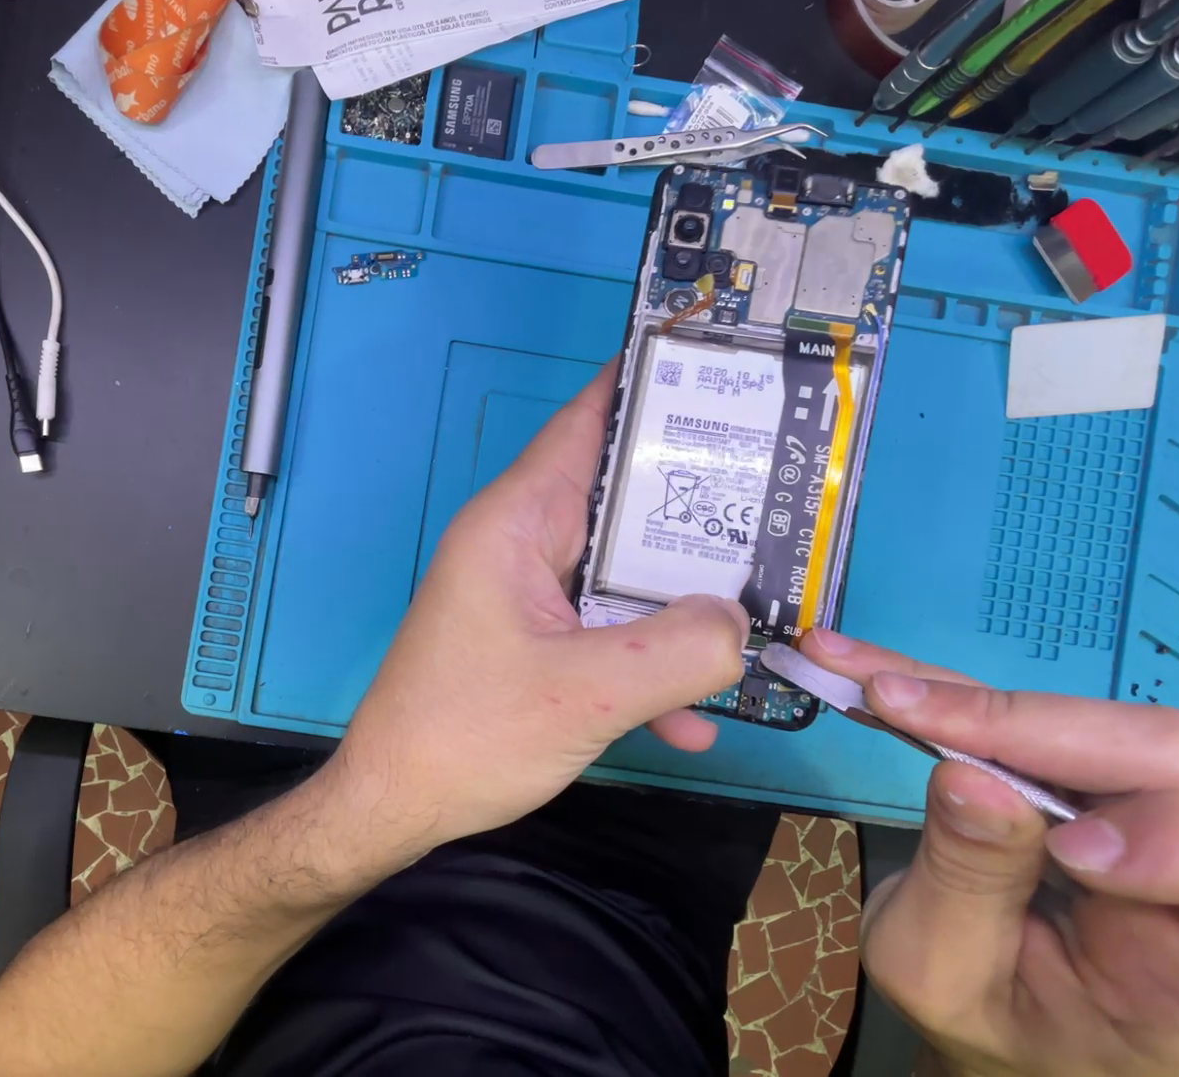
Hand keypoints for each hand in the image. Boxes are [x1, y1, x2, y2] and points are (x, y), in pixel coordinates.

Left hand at [325, 364, 750, 850]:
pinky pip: (603, 632)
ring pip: (620, 573)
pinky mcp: (532, 642)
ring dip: (680, 598)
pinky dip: (646, 662)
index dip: (648, 389)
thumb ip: (677, 652)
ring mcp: (526, 595)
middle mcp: (520, 545)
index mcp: (516, 523)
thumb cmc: (467, 736)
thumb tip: (741, 621)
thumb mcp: (584, 694)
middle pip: (619, 499)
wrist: (397, 806)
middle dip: (694, 502)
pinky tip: (693, 719)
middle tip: (780, 496)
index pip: (586, 424)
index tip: (722, 371)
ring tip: (761, 608)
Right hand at [798, 629, 1178, 1076]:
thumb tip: (969, 773)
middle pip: (1166, 760)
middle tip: (895, 706)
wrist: (999, 1027)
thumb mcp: (944, 973)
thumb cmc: (990, 1027)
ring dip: (958, 692)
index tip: (1074, 853)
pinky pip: (1023, 717)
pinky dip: (936, 690)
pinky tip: (862, 669)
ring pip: (1084, 718)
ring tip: (851, 671)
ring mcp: (1144, 812)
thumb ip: (963, 883)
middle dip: (1023, 725)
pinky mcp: (1082, 777)